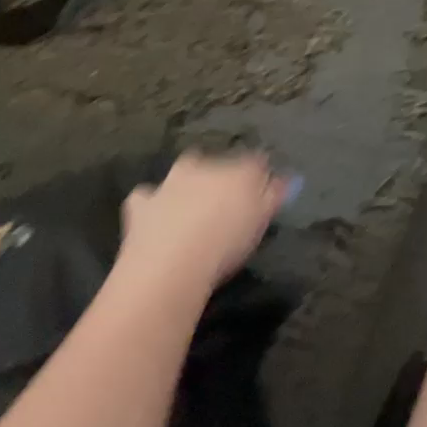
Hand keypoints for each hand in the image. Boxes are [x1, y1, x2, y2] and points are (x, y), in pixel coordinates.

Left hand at [117, 151, 290, 289]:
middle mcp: (204, 168)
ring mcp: (169, 184)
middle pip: (216, 163)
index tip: (264, 191)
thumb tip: (285, 179)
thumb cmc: (226, 242)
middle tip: (225, 199)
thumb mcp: (262, 219)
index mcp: (238, 170)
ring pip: (180, 174)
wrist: (170, 264)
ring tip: (190, 208)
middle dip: (220, 174)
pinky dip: (151, 204)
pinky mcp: (140, 205)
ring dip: (185, 185)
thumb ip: (274, 195)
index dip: (260, 176)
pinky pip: (146, 197)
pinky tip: (155, 217)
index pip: (255, 162)